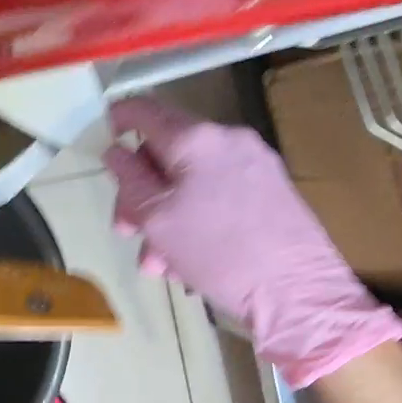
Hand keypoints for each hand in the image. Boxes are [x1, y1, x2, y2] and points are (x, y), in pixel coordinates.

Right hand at [102, 97, 401, 388]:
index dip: (116, 120)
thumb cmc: (218, 252)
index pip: (144, 109)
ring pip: (189, 179)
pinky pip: (216, 193)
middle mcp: (228, 139)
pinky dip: (193, 218)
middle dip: (139, 191)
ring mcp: (254, 163)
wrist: (300, 293)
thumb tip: (115, 152)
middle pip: (165, 152)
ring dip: (164, 216)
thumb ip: (128, 178)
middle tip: (126, 229)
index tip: (101, 139)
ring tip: (158, 262)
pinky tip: (187, 261)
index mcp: (196, 138)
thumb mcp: (156, 217)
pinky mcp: (272, 190)